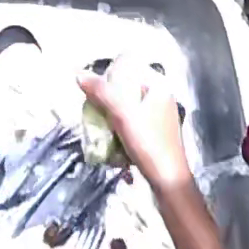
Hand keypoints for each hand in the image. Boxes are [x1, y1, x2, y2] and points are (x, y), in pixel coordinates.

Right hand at [78, 65, 190, 188]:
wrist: (170, 184)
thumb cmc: (149, 145)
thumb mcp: (122, 116)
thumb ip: (101, 92)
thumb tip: (78, 74)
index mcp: (158, 83)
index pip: (128, 64)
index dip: (109, 75)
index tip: (97, 92)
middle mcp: (161, 94)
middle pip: (126, 85)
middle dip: (109, 97)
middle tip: (97, 110)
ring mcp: (160, 113)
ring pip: (128, 103)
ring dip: (113, 112)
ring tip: (103, 124)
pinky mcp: (157, 130)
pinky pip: (134, 118)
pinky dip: (122, 124)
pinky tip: (114, 137)